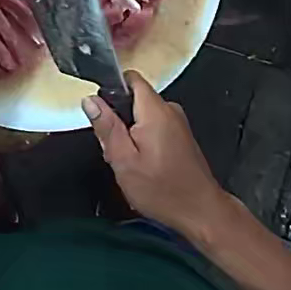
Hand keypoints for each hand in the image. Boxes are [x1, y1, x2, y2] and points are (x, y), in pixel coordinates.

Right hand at [83, 73, 233, 237]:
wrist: (199, 210)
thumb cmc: (164, 190)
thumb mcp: (124, 160)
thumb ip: (106, 127)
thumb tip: (90, 101)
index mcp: (155, 111)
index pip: (131, 79)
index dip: (112, 91)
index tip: (103, 112)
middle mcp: (170, 110)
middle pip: (134, 100)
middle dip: (119, 121)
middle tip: (117, 151)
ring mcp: (178, 122)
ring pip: (143, 116)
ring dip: (131, 135)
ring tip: (132, 163)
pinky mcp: (181, 135)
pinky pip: (155, 127)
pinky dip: (144, 142)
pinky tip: (144, 166)